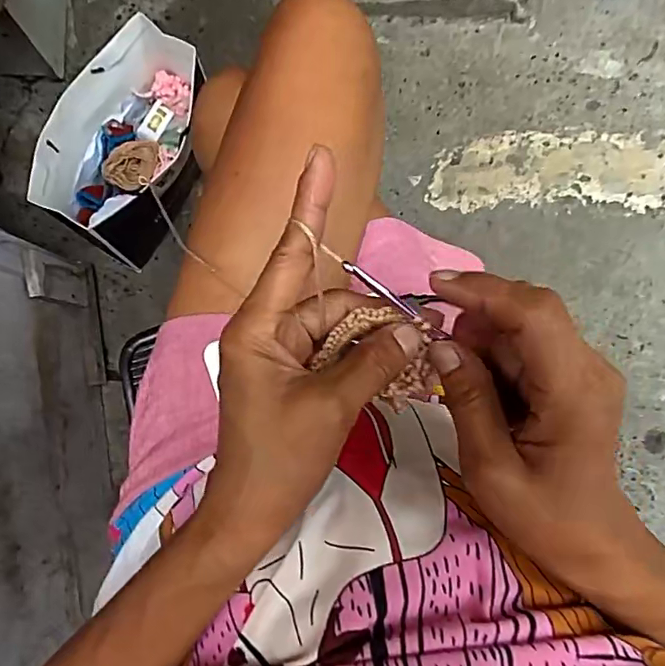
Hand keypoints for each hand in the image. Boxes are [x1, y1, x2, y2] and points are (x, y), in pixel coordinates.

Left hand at [200, 146, 424, 546]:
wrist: (250, 511)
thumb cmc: (278, 459)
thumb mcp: (330, 408)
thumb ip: (373, 362)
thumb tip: (415, 330)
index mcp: (260, 328)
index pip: (291, 254)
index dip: (309, 203)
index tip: (318, 154)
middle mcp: (267, 332)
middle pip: (328, 300)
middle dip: (371, 316)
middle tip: (415, 340)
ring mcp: (279, 355)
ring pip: (336, 328)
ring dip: (370, 341)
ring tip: (405, 363)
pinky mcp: (292, 377)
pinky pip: (332, 352)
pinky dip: (360, 359)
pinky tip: (389, 371)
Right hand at [425, 272, 664, 617]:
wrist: (595, 545)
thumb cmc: (542, 516)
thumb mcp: (490, 466)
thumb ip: (466, 400)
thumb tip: (441, 344)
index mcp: (572, 389)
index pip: (533, 313)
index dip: (483, 290)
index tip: (433, 287)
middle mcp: (587, 368)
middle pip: (530, 312)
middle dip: (474, 314)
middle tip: (428, 338)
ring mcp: (582, 372)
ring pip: (523, 329)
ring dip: (479, 337)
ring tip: (443, 368)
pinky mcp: (571, 381)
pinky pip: (526, 350)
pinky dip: (491, 354)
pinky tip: (467, 379)